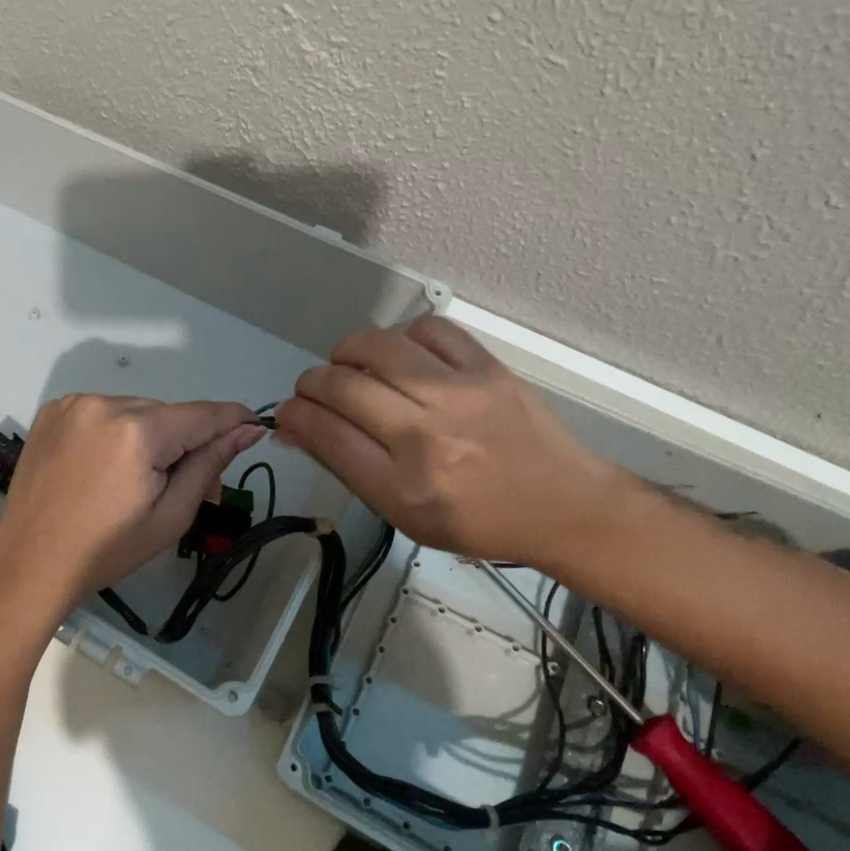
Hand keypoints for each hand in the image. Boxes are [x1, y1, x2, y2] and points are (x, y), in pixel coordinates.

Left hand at [0, 395, 262, 616]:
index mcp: (136, 431)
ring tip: (139, 482)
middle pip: (167, 414)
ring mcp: (73, 404)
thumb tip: (246, 429)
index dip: (231, 419)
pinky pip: (103, 412)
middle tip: (191, 488)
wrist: (30, 562)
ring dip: (148, 436)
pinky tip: (106, 468)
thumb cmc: (106, 549)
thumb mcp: (171, 514)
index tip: (254, 426)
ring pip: (135, 411)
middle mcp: (104, 403)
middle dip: (185, 443)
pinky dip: (115, 432)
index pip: (201, 414)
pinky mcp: (52, 412)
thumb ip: (210, 464)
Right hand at [274, 315, 631, 564]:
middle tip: (314, 391)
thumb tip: (296, 427)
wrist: (562, 506)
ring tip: (350, 367)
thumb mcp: (402, 513)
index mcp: (403, 485)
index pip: (324, 432)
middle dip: (310, 384)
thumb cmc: (475, 521)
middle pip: (341, 385)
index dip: (293, 415)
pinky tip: (403, 358)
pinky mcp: (487, 368)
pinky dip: (402, 338)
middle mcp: (427, 436)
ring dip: (346, 352)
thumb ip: (346, 465)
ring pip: (376, 346)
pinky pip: (427, 330)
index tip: (287, 412)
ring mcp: (460, 395)